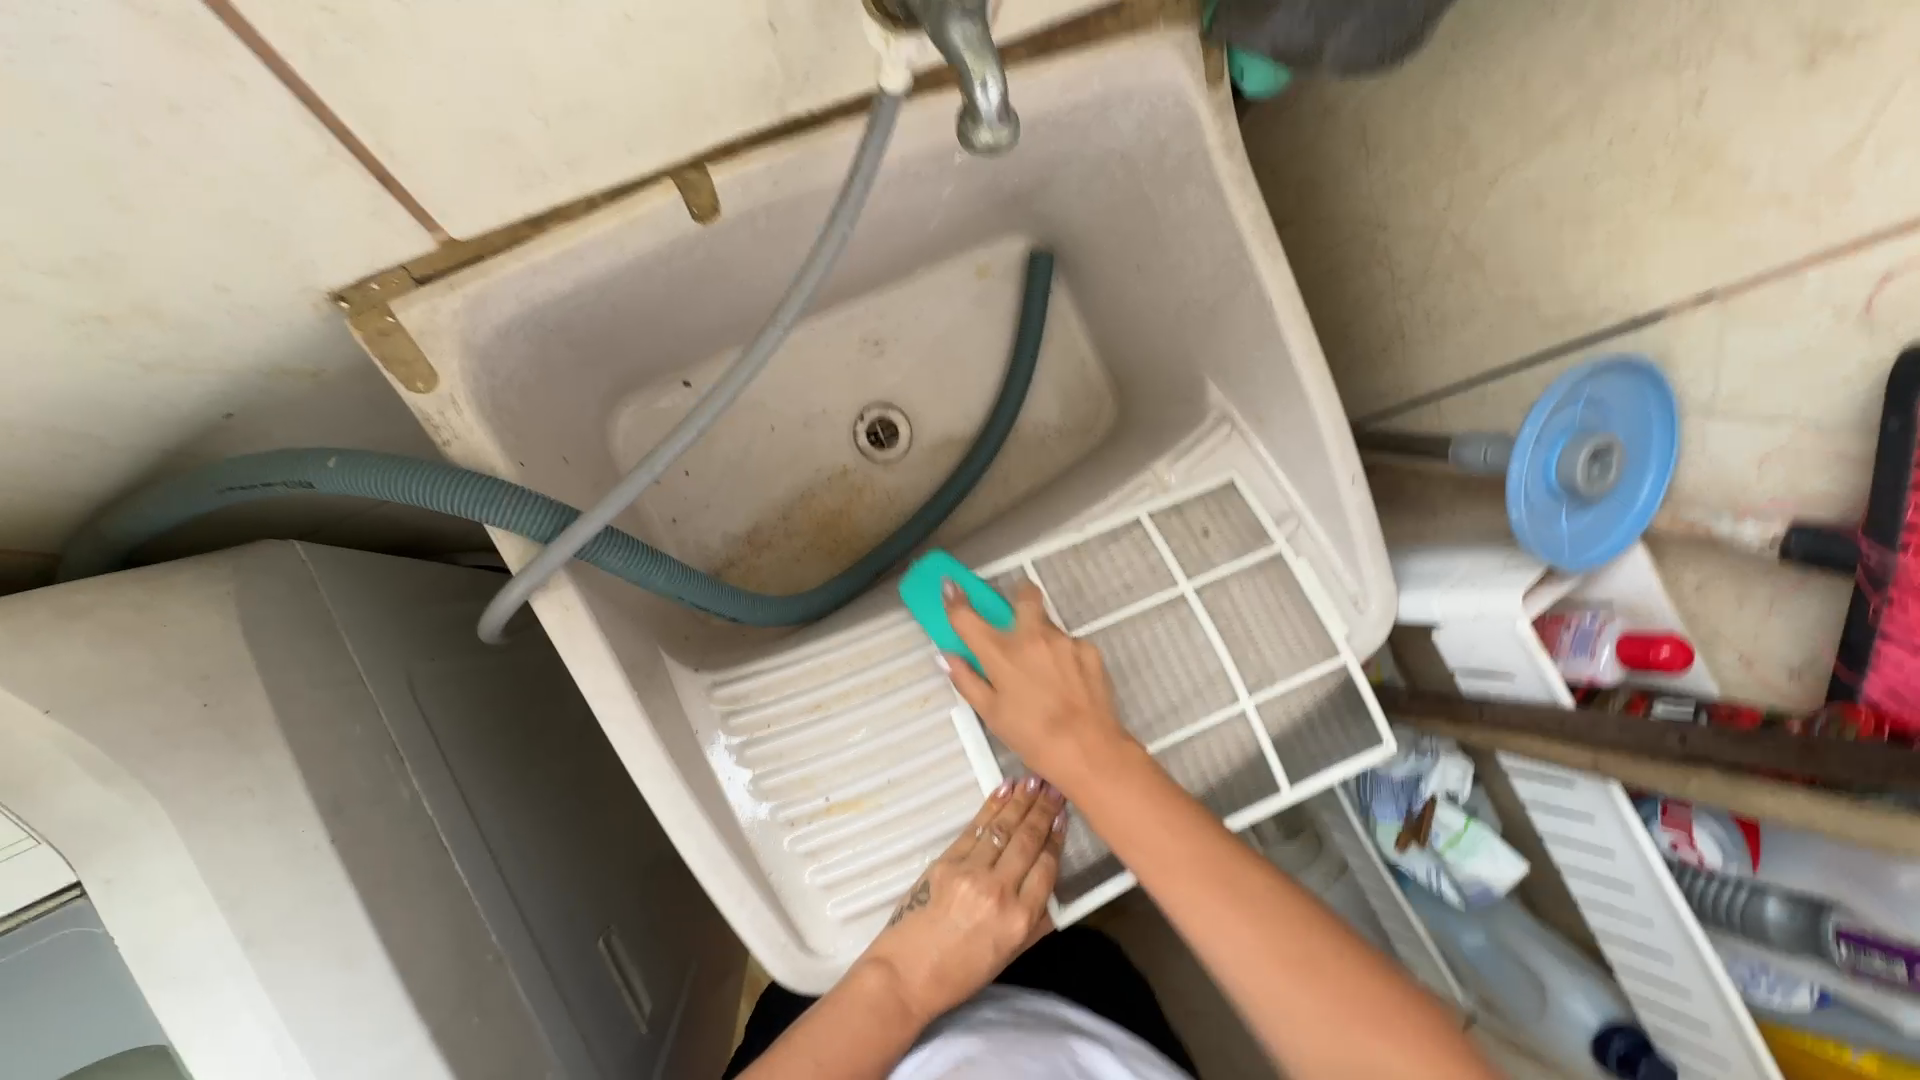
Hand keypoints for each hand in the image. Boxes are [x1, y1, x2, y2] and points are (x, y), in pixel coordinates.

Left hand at [856, 776, 1066, 1024]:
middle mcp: (1000, 891)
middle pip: (1027, 841)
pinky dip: (991, 807)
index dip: (1056, 838)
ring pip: (1002, 829)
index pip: (1047, 867)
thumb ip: (1035, 923)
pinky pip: (975, 829)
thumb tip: (1052, 892)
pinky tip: (1004, 792)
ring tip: (1034, 781)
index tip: (1062, 816)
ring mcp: (971, 873)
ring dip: (1020, 801)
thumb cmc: (960, 973)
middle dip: (1043, 811)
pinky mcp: (945, 862)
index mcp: (1020, 919)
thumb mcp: (1009, 956)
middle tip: (1055, 788)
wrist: (906, 975)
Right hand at [944, 581, 1135, 792]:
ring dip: (1040, 636)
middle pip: (1024, 594)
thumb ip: (966, 680)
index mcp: (1001, 652)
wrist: (1089, 749)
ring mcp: (1064, 640)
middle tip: (1015, 619)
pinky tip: (1066, 683)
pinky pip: (1070, 644)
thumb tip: (948, 657)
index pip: (967, 616)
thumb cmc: (1032, 737)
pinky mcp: (1089, 650)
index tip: (950, 586)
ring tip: (1044, 672)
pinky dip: (1063, 657)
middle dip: (1018, 596)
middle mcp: (1032, 636)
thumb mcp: (991, 714)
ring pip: (1048, 624)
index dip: (955, 598)